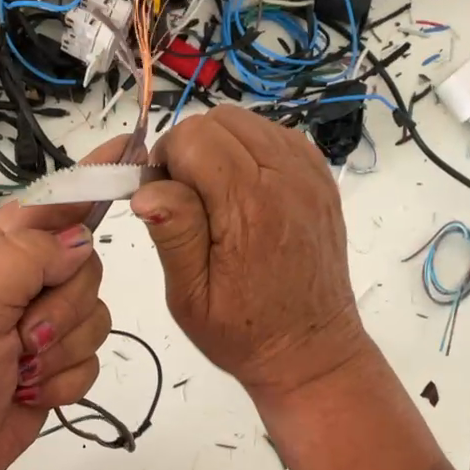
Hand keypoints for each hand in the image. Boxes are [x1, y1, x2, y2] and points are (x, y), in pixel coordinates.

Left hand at [0, 142, 126, 469]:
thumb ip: (23, 259)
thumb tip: (77, 240)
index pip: (50, 204)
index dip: (90, 181)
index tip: (133, 149)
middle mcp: (21, 283)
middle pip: (85, 266)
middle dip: (60, 308)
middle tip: (21, 337)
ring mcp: (42, 326)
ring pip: (96, 315)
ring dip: (59, 352)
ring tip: (18, 372)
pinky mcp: (58, 366)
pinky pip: (93, 360)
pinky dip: (63, 383)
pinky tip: (30, 394)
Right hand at [132, 106, 372, 400]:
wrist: (309, 349)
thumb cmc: (243, 332)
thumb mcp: (191, 299)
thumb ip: (173, 235)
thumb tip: (148, 188)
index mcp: (247, 208)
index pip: (193, 137)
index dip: (167, 161)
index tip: (164, 200)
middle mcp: (284, 179)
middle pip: (220, 121)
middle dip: (191, 150)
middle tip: (187, 202)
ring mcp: (308, 175)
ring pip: (248, 122)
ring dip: (220, 149)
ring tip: (215, 200)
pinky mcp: (320, 179)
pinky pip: (275, 136)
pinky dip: (250, 153)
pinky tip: (243, 195)